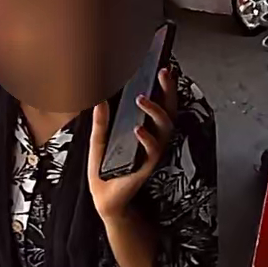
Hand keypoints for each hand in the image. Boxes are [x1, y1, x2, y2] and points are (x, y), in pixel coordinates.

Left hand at [87, 67, 177, 220]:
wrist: (106, 199)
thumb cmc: (106, 171)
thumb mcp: (98, 141)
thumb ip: (100, 122)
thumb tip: (99, 101)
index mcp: (144, 129)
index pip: (158, 103)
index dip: (164, 86)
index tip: (163, 67)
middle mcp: (153, 138)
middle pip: (168, 110)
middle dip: (168, 90)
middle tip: (163, 73)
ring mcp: (152, 151)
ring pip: (164, 127)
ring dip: (155, 111)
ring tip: (142, 99)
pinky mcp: (148, 166)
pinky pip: (153, 150)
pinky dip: (147, 138)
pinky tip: (138, 129)